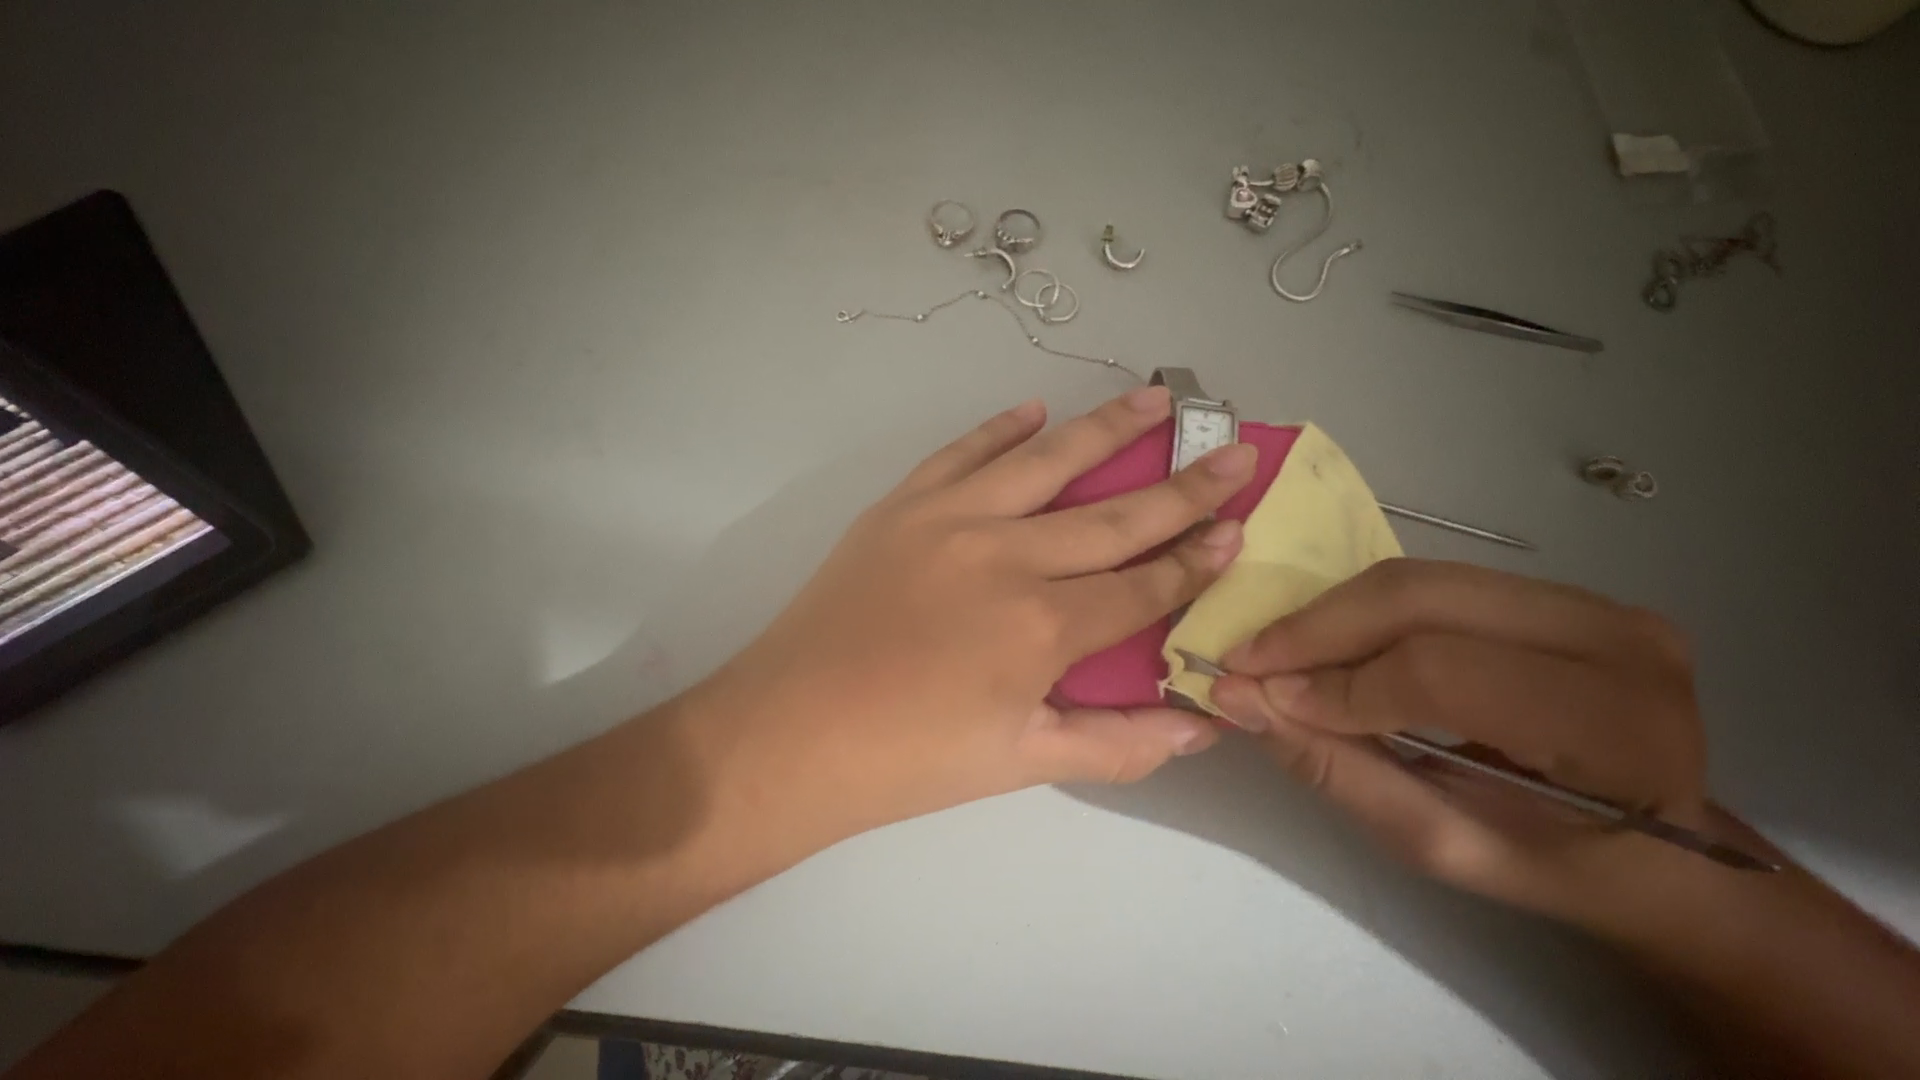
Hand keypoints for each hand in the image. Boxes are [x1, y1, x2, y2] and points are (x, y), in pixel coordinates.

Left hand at [696, 387, 1257, 835]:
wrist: (789, 731)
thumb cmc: (908, 760)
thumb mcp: (1020, 762)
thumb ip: (1117, 743)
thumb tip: (1204, 726)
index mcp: (1043, 627)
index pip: (1143, 585)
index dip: (1196, 562)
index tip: (1240, 528)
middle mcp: (1008, 556)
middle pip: (1114, 514)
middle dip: (1184, 486)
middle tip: (1237, 449)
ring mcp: (951, 519)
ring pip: (1047, 461)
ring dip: (1107, 428)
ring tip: (1157, 397)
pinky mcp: (902, 505)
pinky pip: (962, 451)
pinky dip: (1000, 427)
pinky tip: (1035, 409)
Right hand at [1210, 558, 1720, 933]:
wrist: (1659, 849)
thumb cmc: (1554, 865)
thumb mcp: (1440, 843)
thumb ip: (1339, 768)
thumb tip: (1241, 699)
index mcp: (1614, 727)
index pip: (1444, 673)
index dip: (1341, 684)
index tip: (1264, 699)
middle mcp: (1616, 640)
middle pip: (1423, 598)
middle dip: (1318, 627)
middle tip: (1249, 660)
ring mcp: (1595, 602)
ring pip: (1419, 578)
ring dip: (1334, 614)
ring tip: (1283, 656)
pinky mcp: (1563, 590)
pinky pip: (1434, 581)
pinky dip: (1367, 611)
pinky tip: (1335, 646)